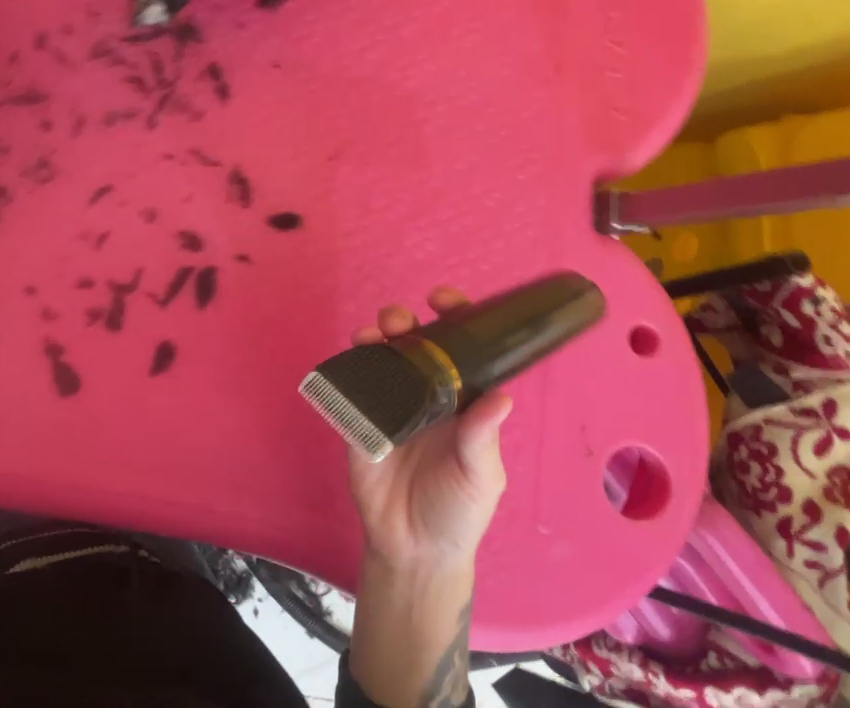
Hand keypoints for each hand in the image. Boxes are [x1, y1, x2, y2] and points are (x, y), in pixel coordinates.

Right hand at [346, 287, 512, 568]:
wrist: (412, 547)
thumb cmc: (458, 511)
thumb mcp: (481, 477)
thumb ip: (483, 438)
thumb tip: (502, 396)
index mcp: (459, 402)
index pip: (459, 351)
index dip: (454, 320)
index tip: (444, 301)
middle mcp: (424, 395)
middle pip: (411, 345)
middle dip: (402, 322)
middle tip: (397, 322)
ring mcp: (388, 405)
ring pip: (378, 357)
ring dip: (373, 337)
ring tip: (371, 336)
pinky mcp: (357, 420)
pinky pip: (349, 387)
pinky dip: (347, 367)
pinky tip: (349, 360)